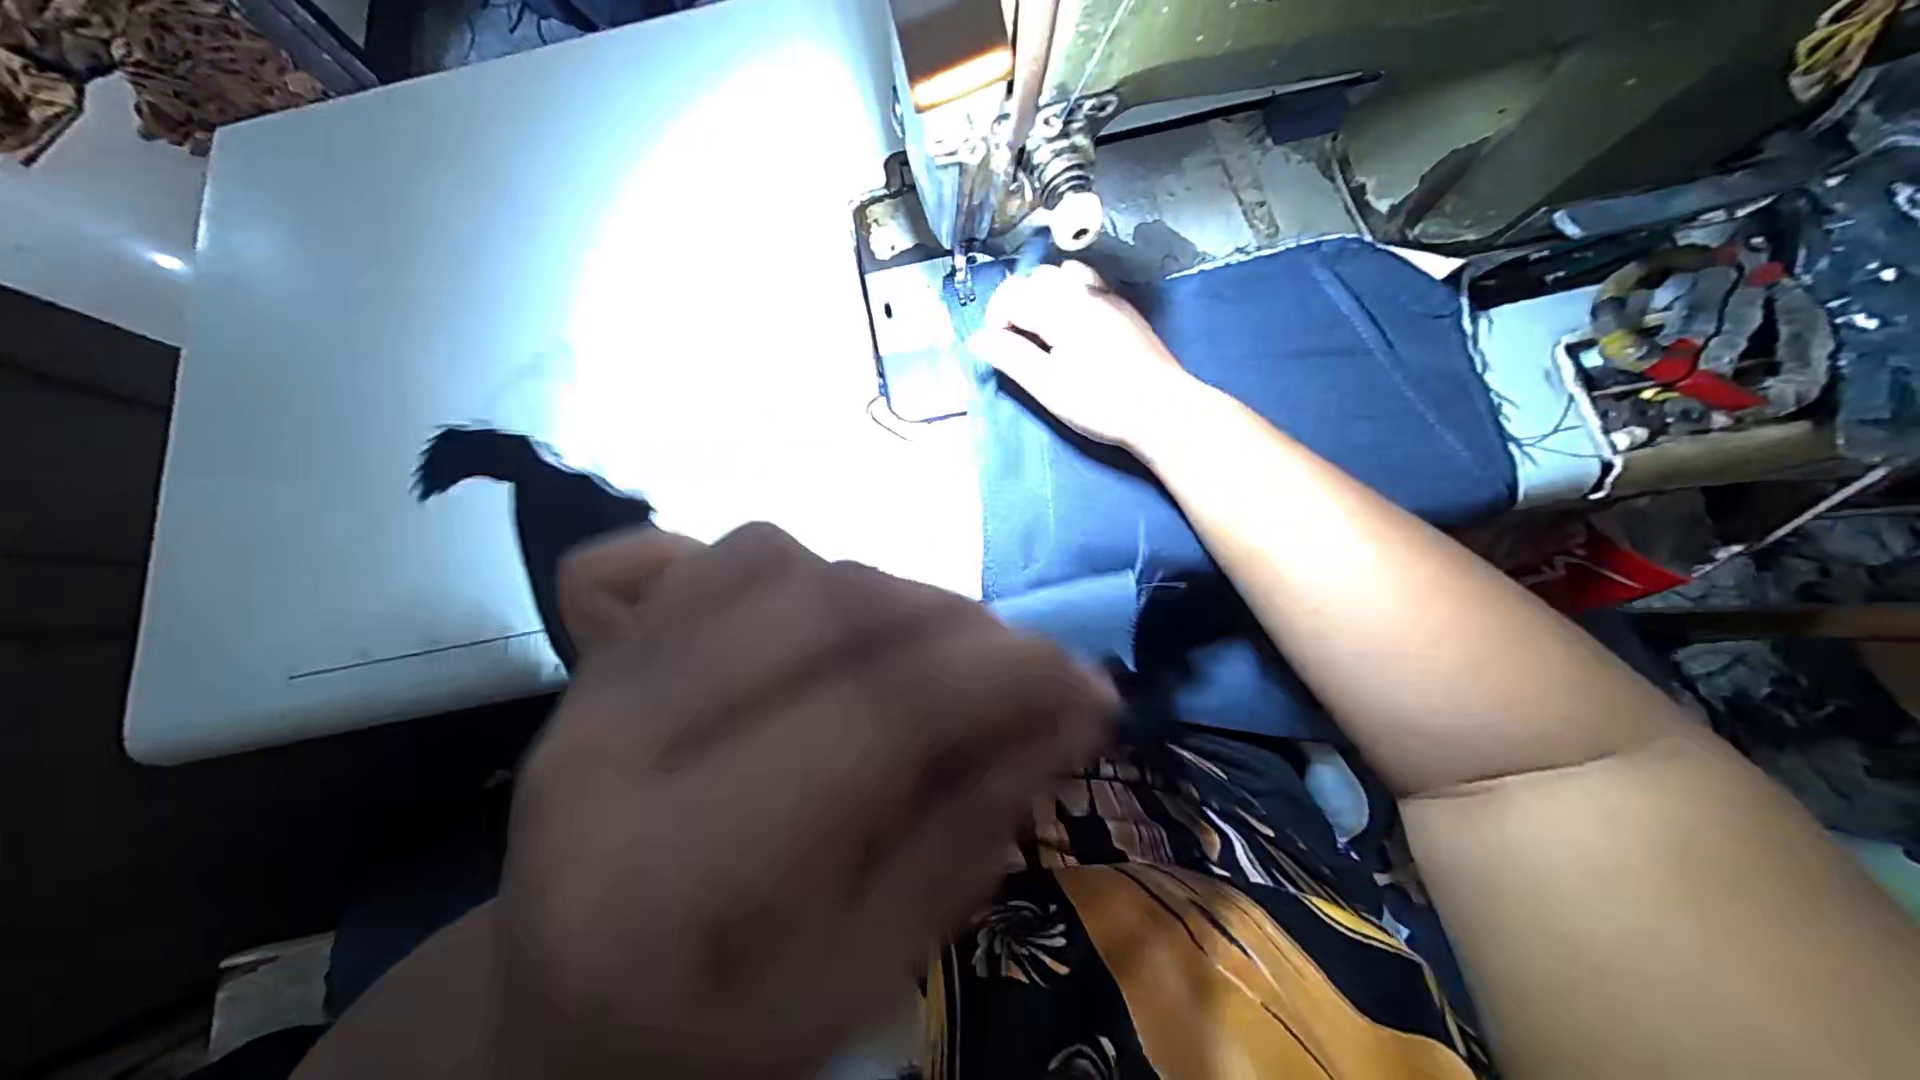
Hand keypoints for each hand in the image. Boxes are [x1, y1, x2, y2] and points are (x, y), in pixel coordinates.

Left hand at [493, 524, 1116, 1079]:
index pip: (869, 714)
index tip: (1088, 681)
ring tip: (929, 652)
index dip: (997, 676)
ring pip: (771, 559)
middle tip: (1025, 670)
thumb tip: (1068, 713)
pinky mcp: (589, 654)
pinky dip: (784, 563)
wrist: (561, 1011)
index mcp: (668, 872)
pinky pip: (692, 551)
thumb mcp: (860, 976)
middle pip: (823, 612)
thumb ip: (963, 834)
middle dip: (956, 624)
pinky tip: (816, 615)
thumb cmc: (717, 1031)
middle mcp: (608, 744)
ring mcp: (587, 683)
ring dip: (883, 590)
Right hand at [971, 261, 1202, 447]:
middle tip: (1017, 342)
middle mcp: (1083, 290)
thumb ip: (1010, 357)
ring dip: (1044, 295)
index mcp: (1059, 307)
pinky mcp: (1124, 308)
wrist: (1163, 410)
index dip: (995, 319)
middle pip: (1036, 279)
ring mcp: (1107, 295)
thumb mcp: (1048, 386)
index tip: (997, 348)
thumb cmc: (1101, 403)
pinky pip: (1088, 283)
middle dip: (1017, 303)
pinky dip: (1069, 295)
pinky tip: (1074, 327)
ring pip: (1063, 275)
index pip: (1012, 294)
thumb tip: (977, 339)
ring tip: (1044, 331)